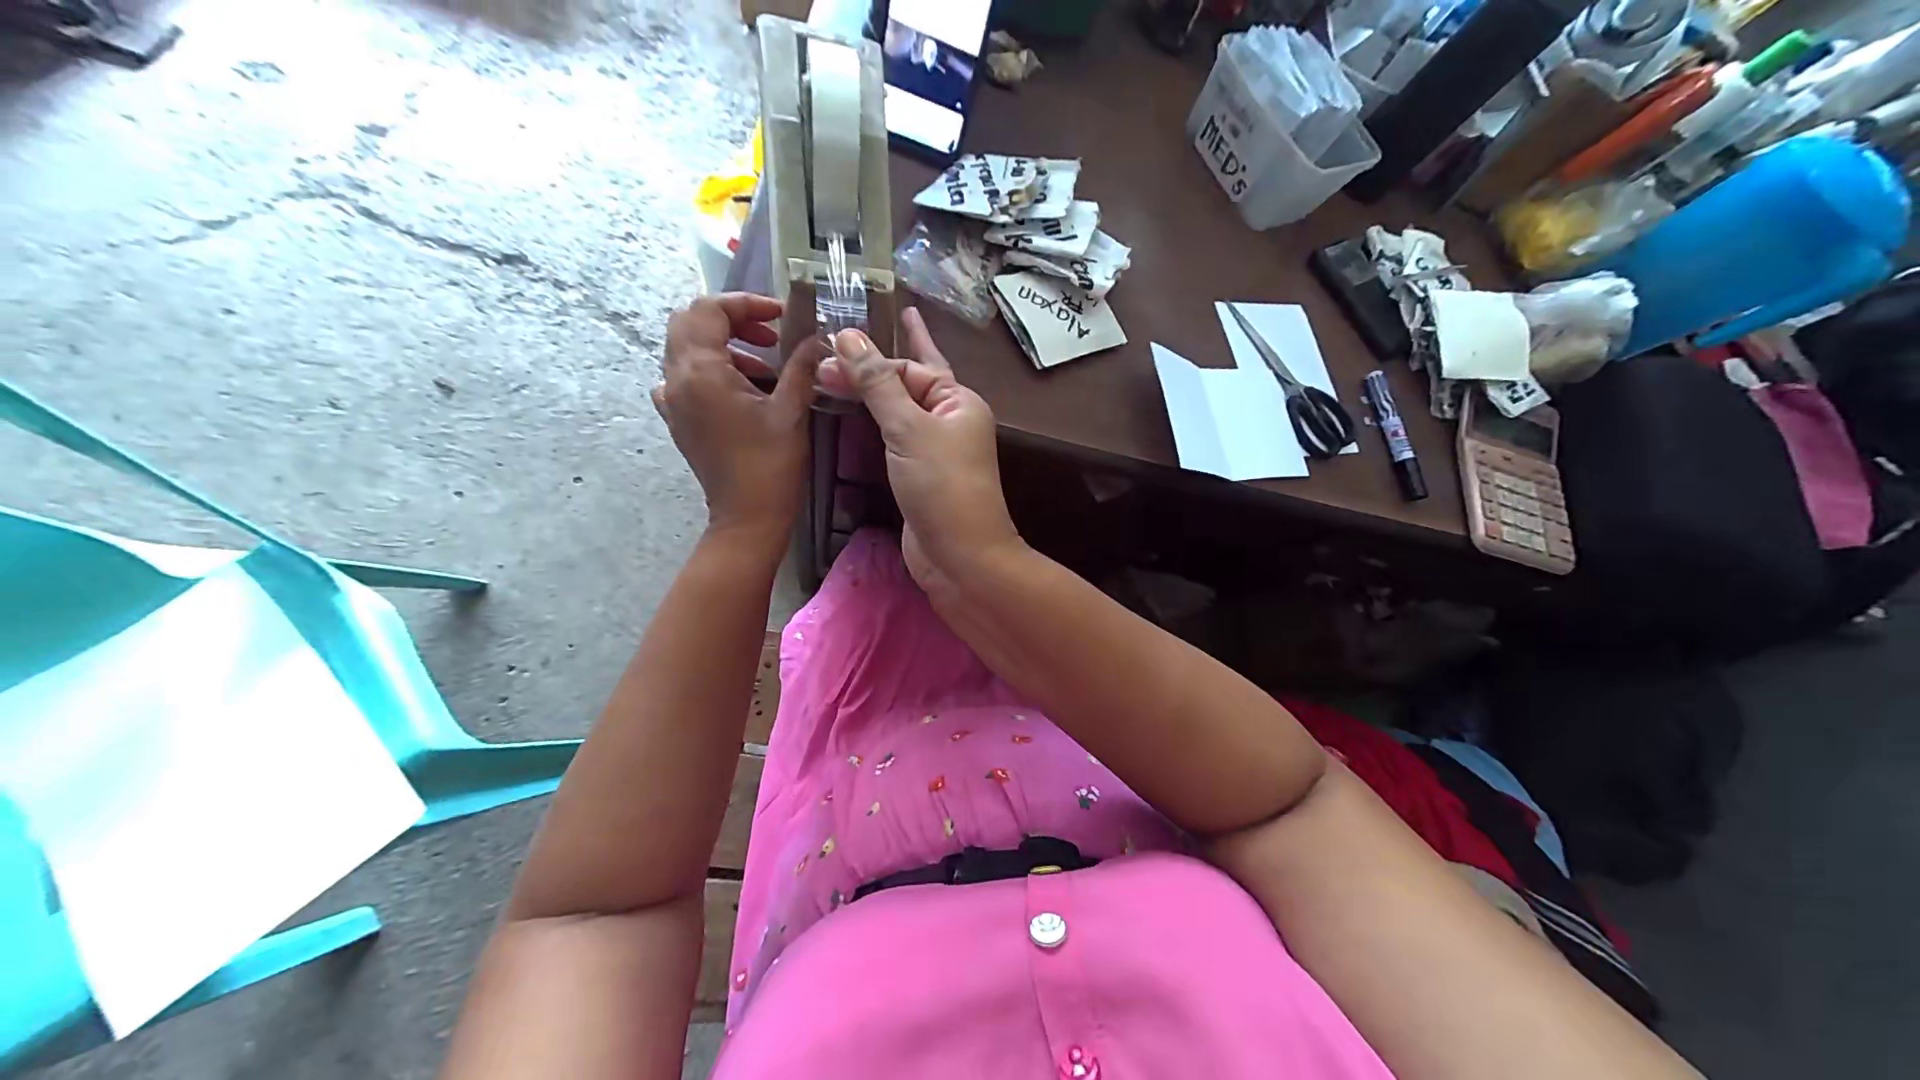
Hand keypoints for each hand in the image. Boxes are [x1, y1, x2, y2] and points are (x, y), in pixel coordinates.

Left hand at [653, 293, 821, 547]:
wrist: (747, 517)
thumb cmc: (771, 465)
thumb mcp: (791, 410)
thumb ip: (802, 366)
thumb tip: (818, 338)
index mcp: (701, 371)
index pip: (709, 310)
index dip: (746, 303)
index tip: (781, 316)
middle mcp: (676, 380)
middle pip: (690, 323)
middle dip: (730, 319)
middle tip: (768, 334)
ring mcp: (672, 401)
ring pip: (686, 348)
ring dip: (723, 345)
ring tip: (764, 365)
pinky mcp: (678, 419)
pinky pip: (684, 377)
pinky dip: (711, 370)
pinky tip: (740, 389)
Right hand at [817, 307, 1019, 589]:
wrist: (959, 557)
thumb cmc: (941, 487)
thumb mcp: (908, 428)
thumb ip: (877, 384)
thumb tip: (849, 336)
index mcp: (957, 401)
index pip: (909, 366)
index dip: (869, 359)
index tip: (826, 357)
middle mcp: (948, 421)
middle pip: (907, 382)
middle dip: (871, 367)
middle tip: (825, 356)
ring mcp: (933, 450)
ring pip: (898, 410)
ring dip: (872, 391)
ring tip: (840, 370)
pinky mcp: (917, 475)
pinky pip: (893, 438)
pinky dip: (873, 424)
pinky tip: (858, 416)